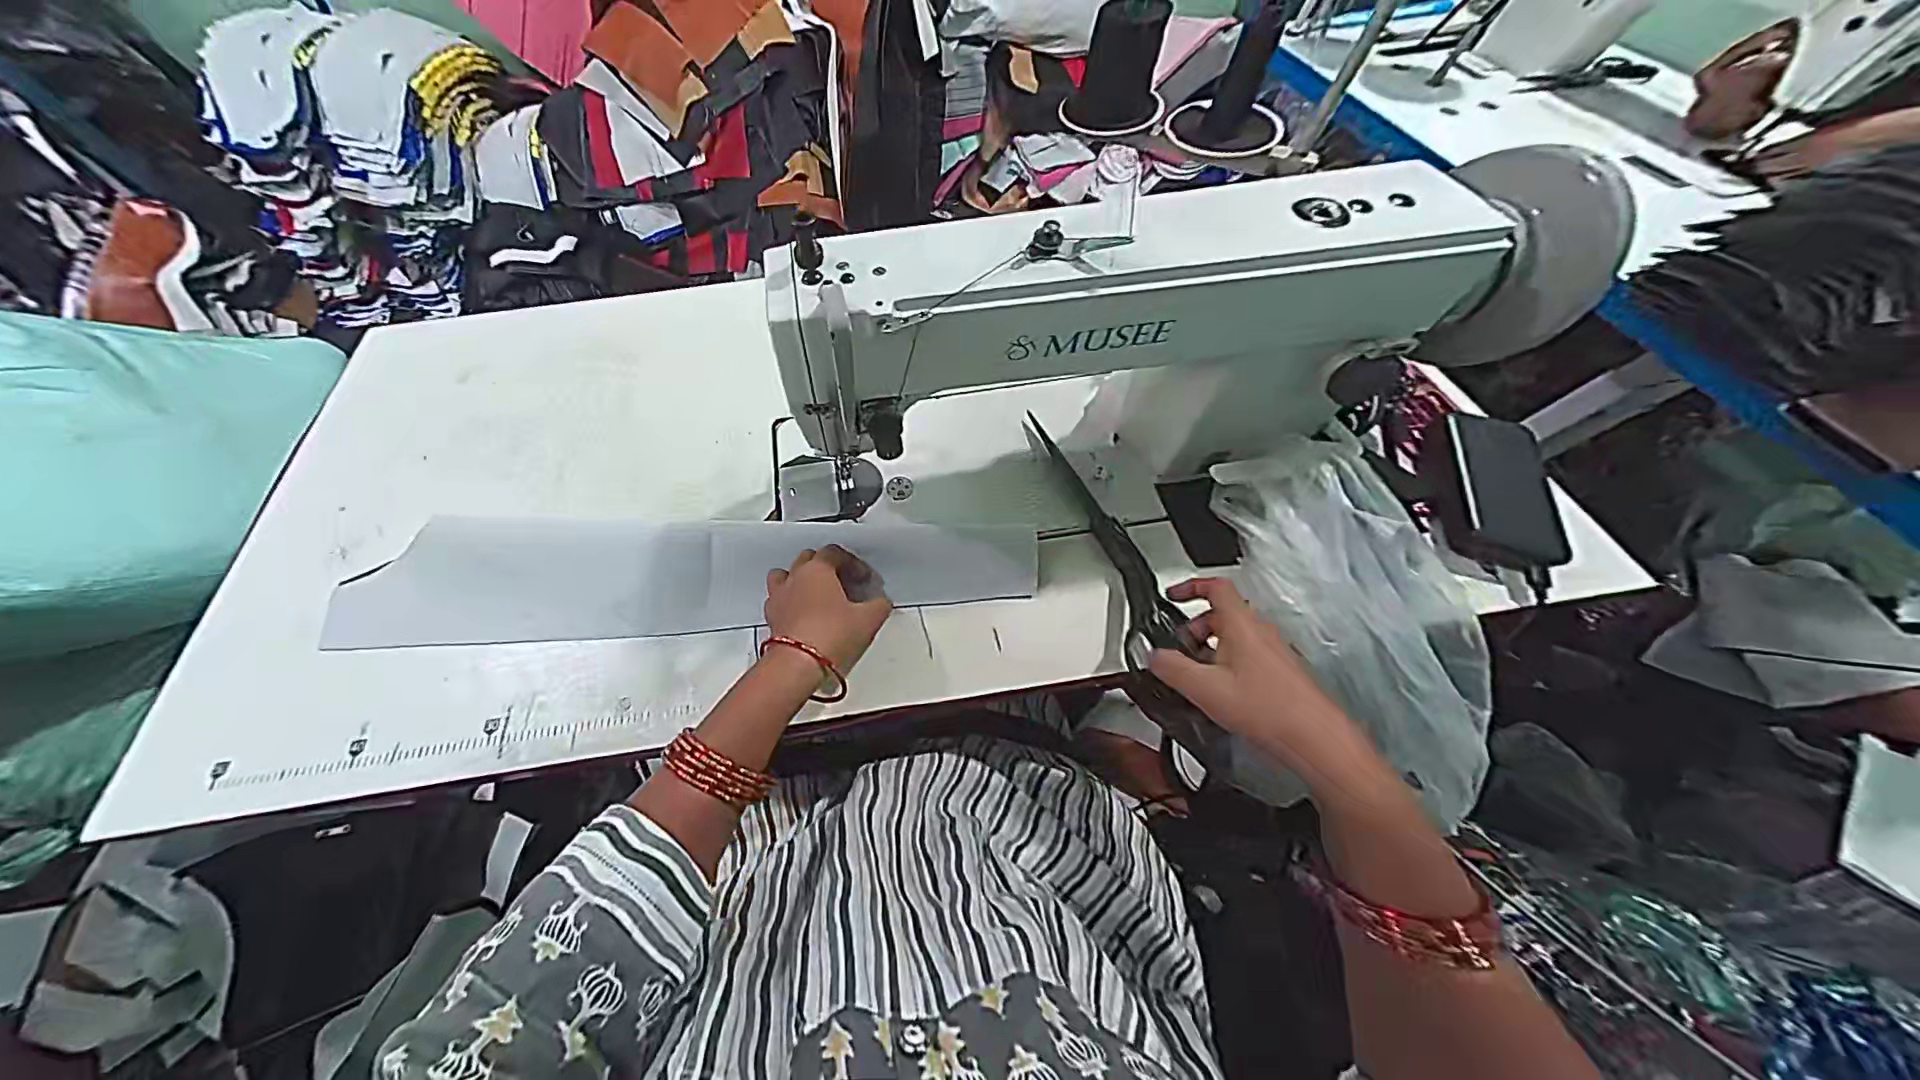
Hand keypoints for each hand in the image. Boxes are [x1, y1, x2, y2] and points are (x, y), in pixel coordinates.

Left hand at [765, 545, 893, 671]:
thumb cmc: (830, 635)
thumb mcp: (869, 619)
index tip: (865, 578)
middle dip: (828, 568)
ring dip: (802, 580)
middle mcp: (794, 578)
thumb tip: (881, 603)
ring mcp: (779, 598)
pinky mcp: (772, 619)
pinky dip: (792, 602)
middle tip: (845, 584)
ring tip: (819, 595)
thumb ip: (879, 604)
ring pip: (787, 576)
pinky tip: (805, 616)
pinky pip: (780, 600)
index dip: (854, 564)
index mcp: (817, 569)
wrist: (798, 665)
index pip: (836, 553)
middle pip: (809, 559)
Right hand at [1149, 578, 1393, 803]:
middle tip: (1180, 647)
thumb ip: (1170, 668)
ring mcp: (1272, 650)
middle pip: (1220, 614)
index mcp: (1241, 624)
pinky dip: (1226, 664)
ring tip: (1197, 674)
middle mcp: (1260, 632)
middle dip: (1194, 628)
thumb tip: (1154, 657)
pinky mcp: (1278, 670)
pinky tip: (1220, 693)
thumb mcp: (1203, 688)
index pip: (1215, 587)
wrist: (1313, 737)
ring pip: (1233, 636)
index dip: (1190, 587)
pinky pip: (1246, 655)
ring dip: (1209, 649)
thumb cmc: (1271, 709)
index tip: (1175, 595)